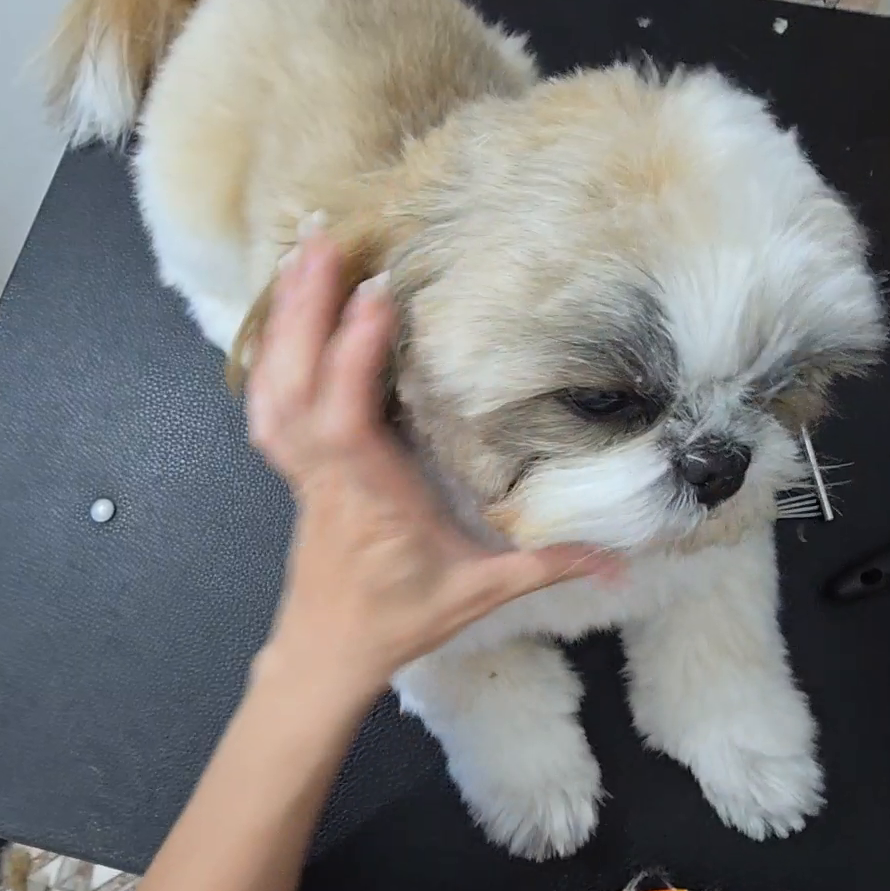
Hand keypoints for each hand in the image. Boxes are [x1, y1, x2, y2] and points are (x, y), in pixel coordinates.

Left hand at [244, 234, 619, 698]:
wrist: (325, 653)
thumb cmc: (398, 621)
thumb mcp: (478, 593)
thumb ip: (546, 567)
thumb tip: (621, 560)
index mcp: (372, 497)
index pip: (348, 420)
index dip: (354, 354)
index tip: (375, 291)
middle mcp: (326, 475)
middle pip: (296, 386)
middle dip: (304, 309)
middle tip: (319, 237)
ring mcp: (301, 471)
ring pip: (273, 388)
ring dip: (283, 320)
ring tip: (297, 255)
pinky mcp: (294, 470)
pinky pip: (268, 405)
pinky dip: (269, 355)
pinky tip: (280, 318)